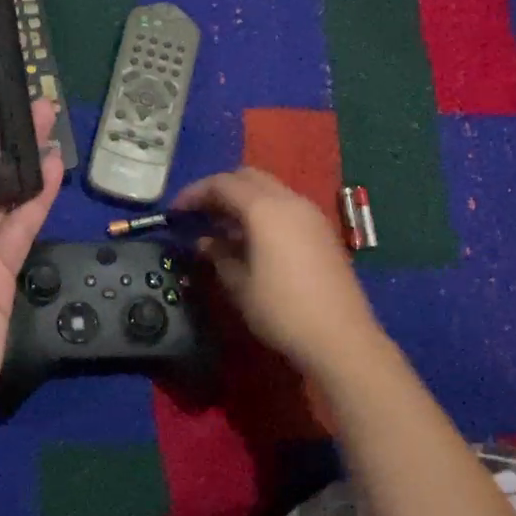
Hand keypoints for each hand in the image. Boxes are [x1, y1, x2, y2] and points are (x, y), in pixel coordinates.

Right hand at [173, 168, 384, 374]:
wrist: (340, 337)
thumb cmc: (282, 311)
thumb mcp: (239, 285)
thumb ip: (219, 255)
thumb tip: (205, 242)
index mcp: (265, 209)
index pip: (222, 184)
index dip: (195, 193)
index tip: (175, 212)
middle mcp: (290, 201)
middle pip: (248, 177)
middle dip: (220, 189)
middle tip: (199, 214)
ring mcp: (311, 214)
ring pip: (270, 189)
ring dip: (243, 200)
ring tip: (222, 229)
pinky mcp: (322, 231)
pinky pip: (285, 206)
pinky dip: (263, 211)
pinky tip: (251, 240)